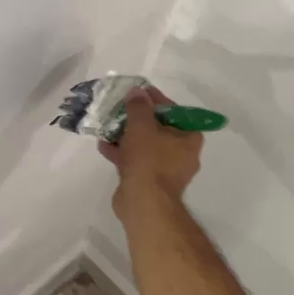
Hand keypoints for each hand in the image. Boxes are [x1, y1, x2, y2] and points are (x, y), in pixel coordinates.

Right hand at [98, 85, 202, 213]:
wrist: (144, 202)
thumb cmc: (149, 160)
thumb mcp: (141, 126)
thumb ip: (138, 107)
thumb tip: (137, 92)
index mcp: (189, 138)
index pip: (174, 111)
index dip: (155, 100)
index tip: (138, 93)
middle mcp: (182, 153)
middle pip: (159, 129)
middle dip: (137, 120)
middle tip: (120, 110)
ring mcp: (166, 170)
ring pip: (146, 146)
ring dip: (127, 136)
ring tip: (108, 127)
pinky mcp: (150, 183)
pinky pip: (137, 162)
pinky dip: (123, 153)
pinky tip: (104, 147)